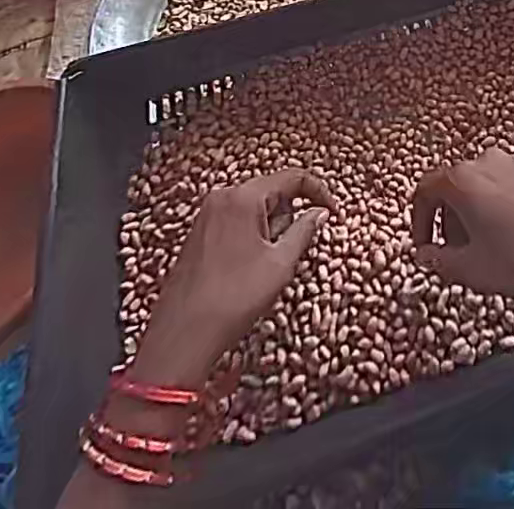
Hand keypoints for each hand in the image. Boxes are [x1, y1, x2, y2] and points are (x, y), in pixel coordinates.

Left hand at [133, 170, 336, 384]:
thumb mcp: (281, 263)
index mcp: (243, 198)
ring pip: (255, 207)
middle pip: (272, 191)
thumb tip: (320, 213)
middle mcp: (222, 197)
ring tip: (267, 264)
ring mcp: (207, 214)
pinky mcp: (199, 233)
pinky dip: (252, 235)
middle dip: (289, 215)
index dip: (318, 191)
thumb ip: (305, 230)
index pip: (292, 177)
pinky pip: (236, 220)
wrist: (182, 336)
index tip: (332, 211)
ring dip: (270, 227)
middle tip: (293, 248)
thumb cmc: (233, 299)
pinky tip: (250, 267)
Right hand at [410, 147, 513, 324]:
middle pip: (452, 186)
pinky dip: (498, 209)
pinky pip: (505, 187)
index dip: (419, 222)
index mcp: (463, 178)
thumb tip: (424, 255)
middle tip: (453, 254)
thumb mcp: (470, 270)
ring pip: (480, 186)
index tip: (424, 248)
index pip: (424, 191)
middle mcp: (487, 161)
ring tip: (485, 250)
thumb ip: (436, 261)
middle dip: (447, 221)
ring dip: (473, 215)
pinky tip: (513, 239)